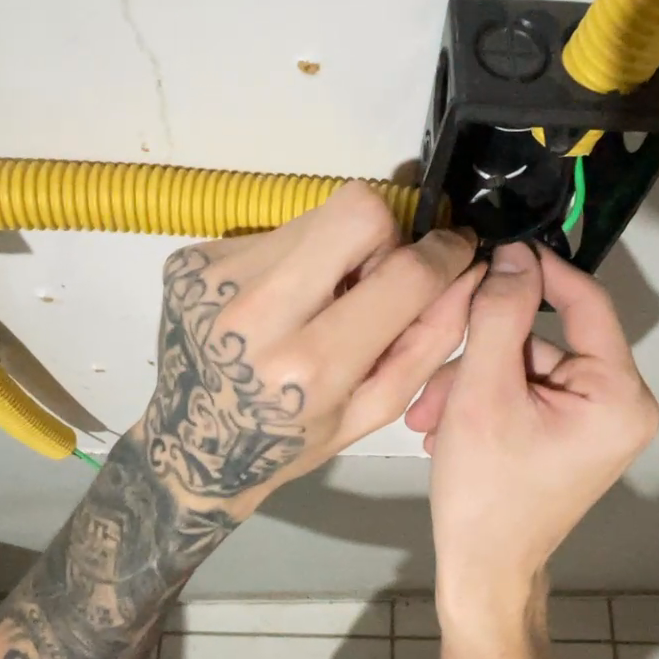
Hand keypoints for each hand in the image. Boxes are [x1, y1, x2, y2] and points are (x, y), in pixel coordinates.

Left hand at [140, 183, 481, 513]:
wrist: (189, 450)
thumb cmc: (290, 444)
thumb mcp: (372, 411)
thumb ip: (430, 339)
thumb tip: (468, 272)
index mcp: (309, 367)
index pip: (403, 274)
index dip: (444, 254)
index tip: (455, 250)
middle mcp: (256, 313)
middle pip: (358, 209)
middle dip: (387, 235)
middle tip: (375, 276)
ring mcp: (215, 278)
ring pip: (316, 213)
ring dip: (337, 249)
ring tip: (321, 298)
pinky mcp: (190, 259)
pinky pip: (275, 231)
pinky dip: (295, 259)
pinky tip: (281, 301)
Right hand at [406, 243, 658, 618]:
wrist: (482, 574)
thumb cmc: (485, 490)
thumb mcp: (482, 392)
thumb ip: (499, 314)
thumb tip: (513, 253)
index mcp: (619, 394)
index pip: (586, 302)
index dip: (538, 270)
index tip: (491, 249)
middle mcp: (623, 404)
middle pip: (544, 341)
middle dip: (479, 353)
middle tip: (430, 372)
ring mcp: (598, 423)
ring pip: (526, 368)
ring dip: (470, 382)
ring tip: (427, 417)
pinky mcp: (573, 436)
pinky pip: (527, 395)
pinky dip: (483, 402)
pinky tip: (444, 426)